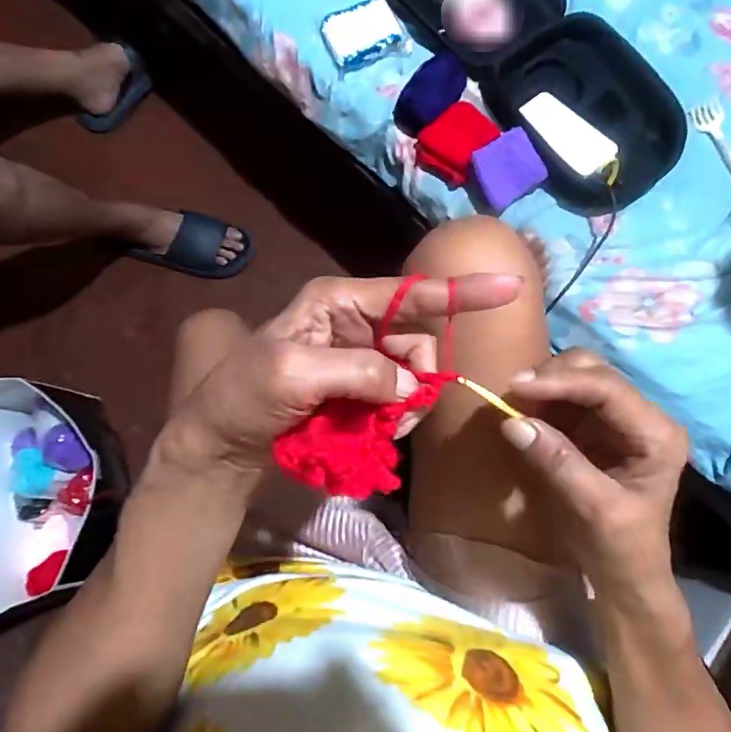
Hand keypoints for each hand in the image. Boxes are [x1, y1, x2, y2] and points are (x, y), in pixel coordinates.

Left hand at [159, 273, 522, 483]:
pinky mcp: (358, 388)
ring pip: (413, 373)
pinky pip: (399, 398)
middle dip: (418, 374)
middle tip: (396, 413)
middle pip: (418, 339)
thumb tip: (410, 383)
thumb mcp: (294, 373)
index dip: (459, 292)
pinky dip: (396, 417)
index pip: (409, 293)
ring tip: (377, 428)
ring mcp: (358, 357)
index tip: (509, 286)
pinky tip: (375, 431)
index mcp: (337, 302)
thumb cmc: (244, 396)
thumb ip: (358, 370)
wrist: (221, 445)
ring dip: (406, 403)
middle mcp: (354, 322)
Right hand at [498, 349, 689, 601]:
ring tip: (514, 401)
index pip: (607, 388)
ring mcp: (617, 420)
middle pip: (594, 370)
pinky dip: (541, 398)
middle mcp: (642, 417)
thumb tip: (512, 422)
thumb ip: (557, 462)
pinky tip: (522, 409)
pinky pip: (563, 397)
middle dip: (552, 376)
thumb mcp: (593, 508)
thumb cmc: (620, 548)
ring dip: (544, 384)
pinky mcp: (593, 428)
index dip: (561, 381)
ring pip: (577, 376)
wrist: (625, 577)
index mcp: (657, 434)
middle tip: (512, 394)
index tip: (516, 386)